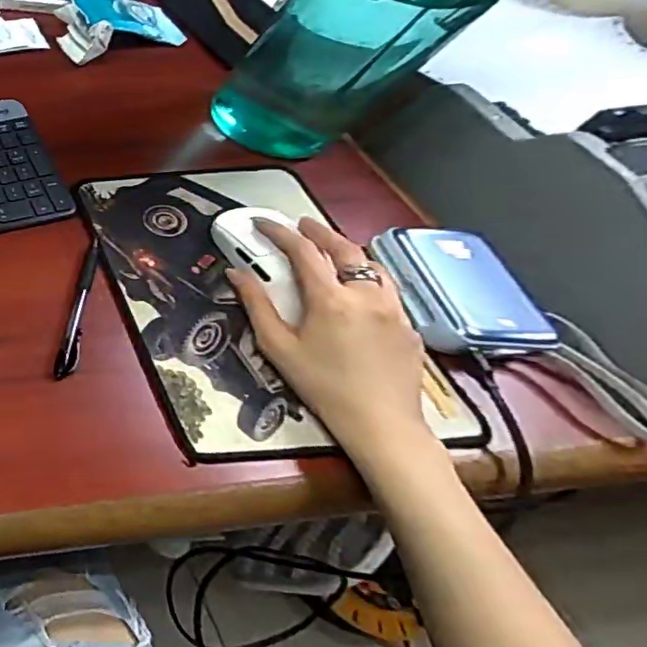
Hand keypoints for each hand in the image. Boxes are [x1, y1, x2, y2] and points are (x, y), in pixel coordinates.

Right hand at [225, 219, 434, 465]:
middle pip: (345, 249)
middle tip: (301, 224)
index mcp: (331, 300)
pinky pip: (387, 289)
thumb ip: (256, 305)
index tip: (263, 224)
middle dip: (320, 232)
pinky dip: (367, 276)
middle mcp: (367, 297)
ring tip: (330, 250)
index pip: (303, 252)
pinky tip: (355, 286)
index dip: (280, 233)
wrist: (381, 422)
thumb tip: (237, 274)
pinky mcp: (408, 326)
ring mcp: (394, 310)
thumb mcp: (277, 345)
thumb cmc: (321, 384)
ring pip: (373, 266)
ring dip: (348, 252)